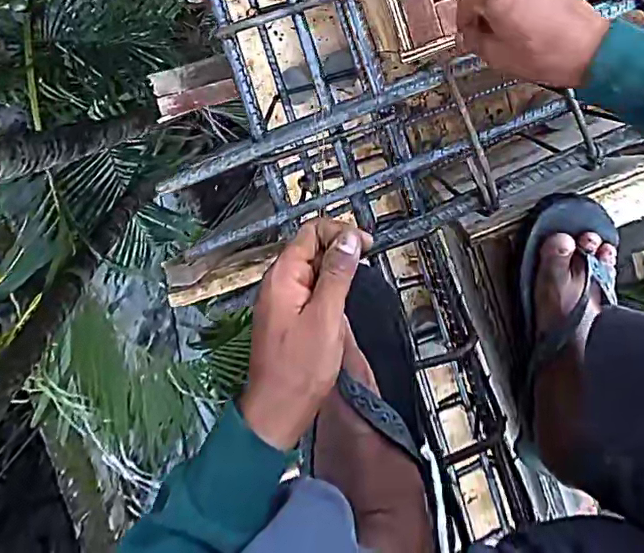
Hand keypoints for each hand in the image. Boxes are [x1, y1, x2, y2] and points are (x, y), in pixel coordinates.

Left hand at [240, 218, 373, 449]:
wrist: (277, 413)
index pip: (311, 231)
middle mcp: (278, 281)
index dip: (340, 232)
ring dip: (336, 267)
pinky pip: (309, 286)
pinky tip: (341, 299)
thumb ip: (337, 274)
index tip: (365, 243)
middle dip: (340, 247)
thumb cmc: (298, 371)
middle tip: (366, 258)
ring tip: (357, 280)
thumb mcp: (326, 317)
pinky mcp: (287, 313)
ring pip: (312, 266)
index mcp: (283, 275)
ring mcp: (281, 297)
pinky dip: (328, 285)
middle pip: (311, 245)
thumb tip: (349, 240)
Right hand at [458, 0, 610, 88]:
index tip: (466, 32)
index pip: (464, 0)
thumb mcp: (498, 56)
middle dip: (480, 10)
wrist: (594, 51)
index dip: (462, 19)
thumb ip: (475, 42)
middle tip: (482, 31)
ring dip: (500, 6)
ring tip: (507, 30)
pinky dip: (520, 4)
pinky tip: (527, 26)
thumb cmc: (550, 54)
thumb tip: (470, 37)